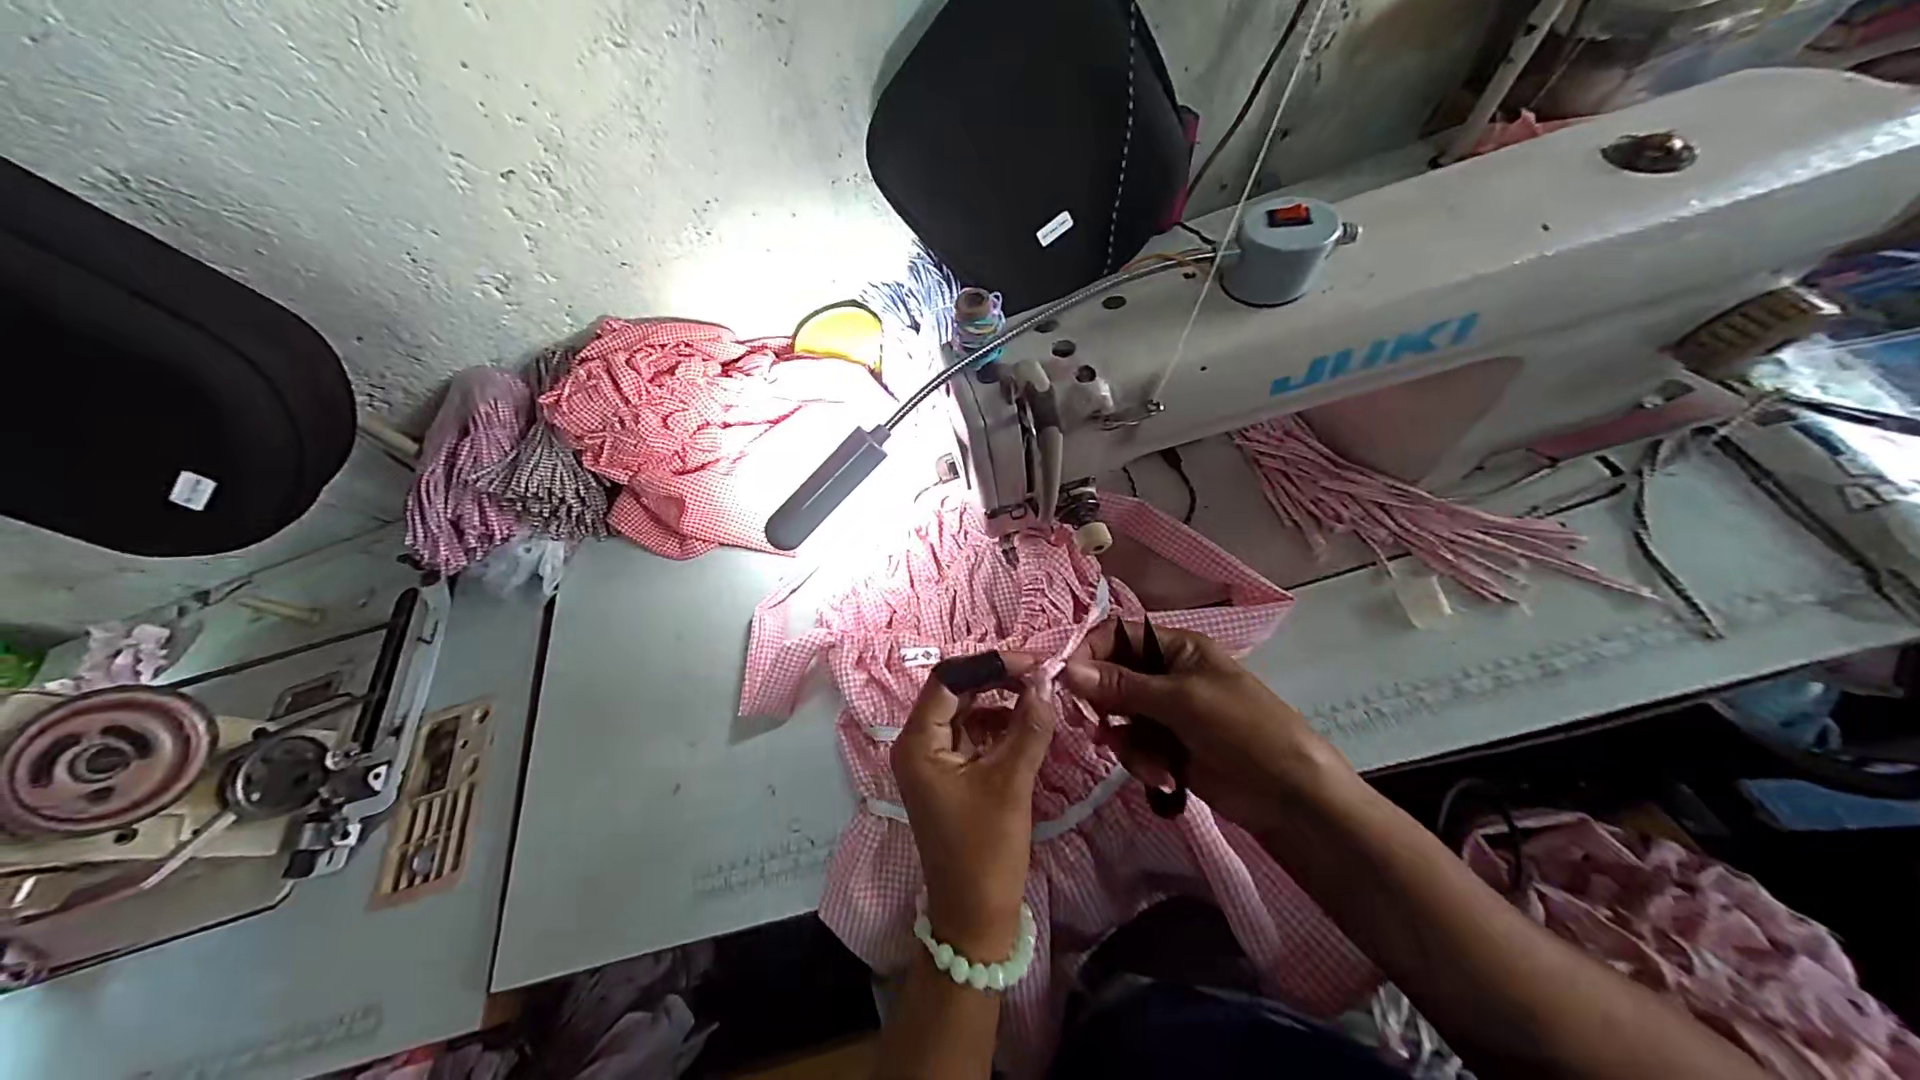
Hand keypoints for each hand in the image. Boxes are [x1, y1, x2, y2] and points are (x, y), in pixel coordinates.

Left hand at [892, 652, 1054, 959]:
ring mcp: (934, 760)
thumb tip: (1046, 681)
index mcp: (918, 742)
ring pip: (969, 713)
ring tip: (1042, 698)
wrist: (975, 917)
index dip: (990, 665)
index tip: (1033, 663)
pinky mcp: (952, 775)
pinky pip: (975, 736)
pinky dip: (1002, 727)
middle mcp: (919, 744)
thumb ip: (1029, 727)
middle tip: (1043, 677)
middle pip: (957, 693)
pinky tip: (1030, 726)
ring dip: (1003, 703)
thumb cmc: (986, 850)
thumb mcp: (1010, 783)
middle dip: (999, 681)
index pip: (948, 680)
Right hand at [1061, 621, 1350, 834]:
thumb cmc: (1242, 728)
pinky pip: (1132, 745)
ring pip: (1117, 716)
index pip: (1117, 637)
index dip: (1090, 653)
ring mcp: (1164, 713)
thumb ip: (1122, 686)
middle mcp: (1165, 675)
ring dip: (1123, 739)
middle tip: (1093, 724)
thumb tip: (1067, 670)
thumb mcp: (1182, 701)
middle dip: (1102, 703)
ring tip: (1144, 759)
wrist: (1289, 794)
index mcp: (1175, 649)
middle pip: (1110, 677)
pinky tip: (1160, 775)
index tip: (1068, 680)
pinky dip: (1139, 760)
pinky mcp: (1165, 747)